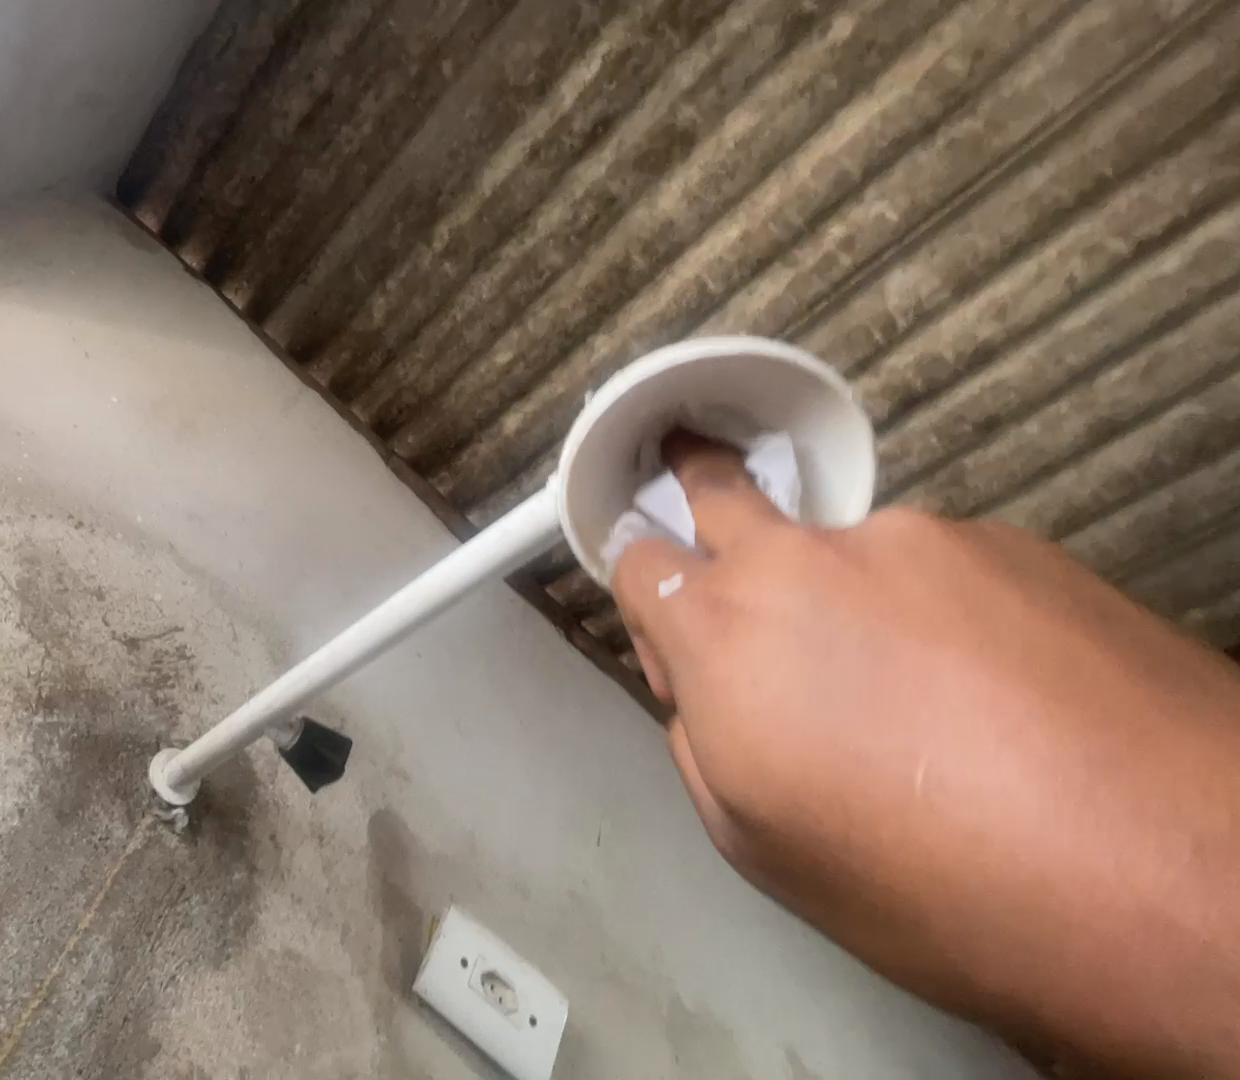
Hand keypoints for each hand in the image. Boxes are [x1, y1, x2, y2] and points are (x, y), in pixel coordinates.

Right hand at [614, 432, 1239, 1078]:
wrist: (1184, 891)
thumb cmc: (924, 881)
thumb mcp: (750, 834)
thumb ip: (695, 736)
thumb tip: (704, 687)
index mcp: (719, 630)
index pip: (639, 561)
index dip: (642, 592)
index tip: (670, 630)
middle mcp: (800, 560)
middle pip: (720, 489)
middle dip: (697, 482)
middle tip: (693, 469)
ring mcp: (914, 541)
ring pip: (843, 548)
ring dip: (843, 591)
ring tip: (917, 686)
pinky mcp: (1018, 546)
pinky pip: (939, 565)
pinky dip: (938, 607)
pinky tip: (993, 684)